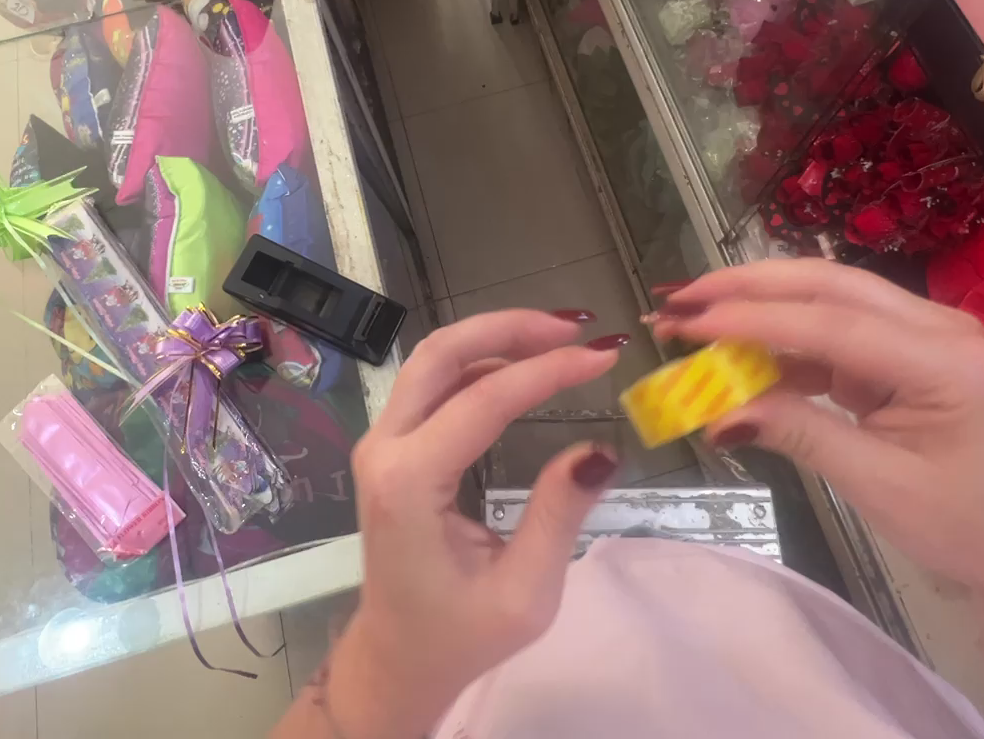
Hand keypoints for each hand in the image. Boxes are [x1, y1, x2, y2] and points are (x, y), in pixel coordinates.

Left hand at [325, 310, 623, 738]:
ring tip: (556, 339)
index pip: (482, 400)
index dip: (546, 371)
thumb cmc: (458, 634)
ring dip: (494, 338)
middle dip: (508, 328)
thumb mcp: (524, 593)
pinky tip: (522, 367)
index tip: (600, 357)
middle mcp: (384, 447)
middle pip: (440, 353)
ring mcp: (382, 440)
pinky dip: (481, 362)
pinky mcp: (393, 443)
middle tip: (572, 327)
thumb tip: (600, 449)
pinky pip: (433, 383)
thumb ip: (558, 515)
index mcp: (409, 483)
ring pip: (434, 359)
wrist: (396, 656)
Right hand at [651, 259, 983, 595]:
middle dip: (747, 286)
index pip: (834, 323)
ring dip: (757, 303)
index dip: (753, 318)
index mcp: (949, 360)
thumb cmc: (964, 527)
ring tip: (695, 315)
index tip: (687, 321)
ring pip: (825, 295)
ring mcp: (920, 330)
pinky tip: (738, 350)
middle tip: (679, 298)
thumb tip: (716, 410)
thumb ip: (797, 431)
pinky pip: (829, 327)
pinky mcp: (899, 345)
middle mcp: (939, 325)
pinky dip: (779, 337)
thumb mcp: (876, 484)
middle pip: (828, 284)